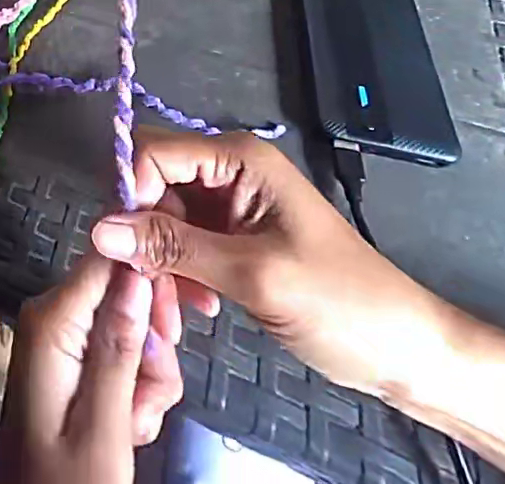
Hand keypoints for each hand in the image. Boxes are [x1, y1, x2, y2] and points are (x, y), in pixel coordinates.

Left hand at [0, 254, 184, 483]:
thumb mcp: (102, 427)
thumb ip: (120, 347)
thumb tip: (137, 271)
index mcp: (53, 318)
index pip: (109, 257)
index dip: (151, 275)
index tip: (184, 313)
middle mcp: (53, 314)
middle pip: (124, 294)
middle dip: (151, 345)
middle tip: (153, 398)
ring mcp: (61, 336)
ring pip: (130, 328)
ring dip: (146, 377)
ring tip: (136, 425)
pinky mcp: (70, 357)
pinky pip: (117, 351)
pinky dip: (133, 388)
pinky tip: (128, 426)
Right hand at [88, 129, 469, 402]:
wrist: (404, 351)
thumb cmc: (343, 303)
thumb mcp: (254, 274)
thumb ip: (174, 248)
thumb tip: (100, 230)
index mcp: (237, 158)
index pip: (155, 151)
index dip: (133, 192)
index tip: (128, 248)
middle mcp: (225, 169)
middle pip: (152, 182)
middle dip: (142, 231)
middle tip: (148, 286)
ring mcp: (226, 201)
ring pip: (160, 215)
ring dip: (158, 259)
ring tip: (177, 309)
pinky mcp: (226, 232)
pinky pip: (178, 240)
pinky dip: (176, 270)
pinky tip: (196, 304)